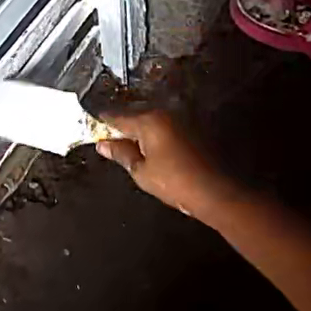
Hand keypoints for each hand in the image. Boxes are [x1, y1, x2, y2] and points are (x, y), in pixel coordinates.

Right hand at [94, 110, 239, 219]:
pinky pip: (164, 129)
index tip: (91, 127)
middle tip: (109, 140)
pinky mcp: (193, 131)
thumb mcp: (141, 171)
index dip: (101, 123)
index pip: (116, 117)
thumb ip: (120, 154)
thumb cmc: (175, 182)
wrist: (219, 195)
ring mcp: (181, 122)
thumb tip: (102, 144)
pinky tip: (151, 150)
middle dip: (121, 127)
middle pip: (134, 117)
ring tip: (129, 146)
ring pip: (150, 123)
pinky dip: (154, 136)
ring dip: (139, 132)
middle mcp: (164, 115)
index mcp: (148, 121)